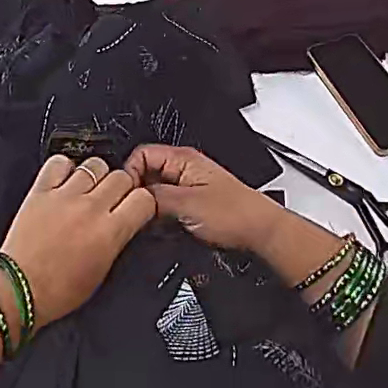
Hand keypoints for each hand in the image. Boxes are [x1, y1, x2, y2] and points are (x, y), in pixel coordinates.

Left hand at [0, 155, 155, 326]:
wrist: (18, 291)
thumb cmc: (57, 291)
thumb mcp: (103, 270)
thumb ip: (118, 238)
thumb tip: (125, 222)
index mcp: (110, 232)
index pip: (144, 199)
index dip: (143, 202)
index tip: (137, 206)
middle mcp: (90, 209)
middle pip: (122, 177)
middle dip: (123, 187)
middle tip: (113, 200)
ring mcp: (65, 197)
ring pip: (95, 164)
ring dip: (97, 176)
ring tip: (89, 189)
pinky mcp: (41, 192)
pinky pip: (60, 162)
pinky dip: (65, 167)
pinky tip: (65, 181)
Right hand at [124, 144, 290, 252]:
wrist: (260, 232)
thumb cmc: (236, 213)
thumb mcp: (186, 204)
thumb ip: (154, 198)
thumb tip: (133, 199)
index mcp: (183, 158)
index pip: (141, 155)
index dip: (130, 175)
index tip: (127, 195)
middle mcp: (184, 169)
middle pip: (145, 175)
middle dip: (139, 195)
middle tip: (139, 213)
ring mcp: (187, 188)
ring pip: (154, 194)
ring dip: (150, 209)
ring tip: (155, 223)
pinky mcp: (190, 206)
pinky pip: (164, 208)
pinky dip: (160, 219)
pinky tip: (165, 230)